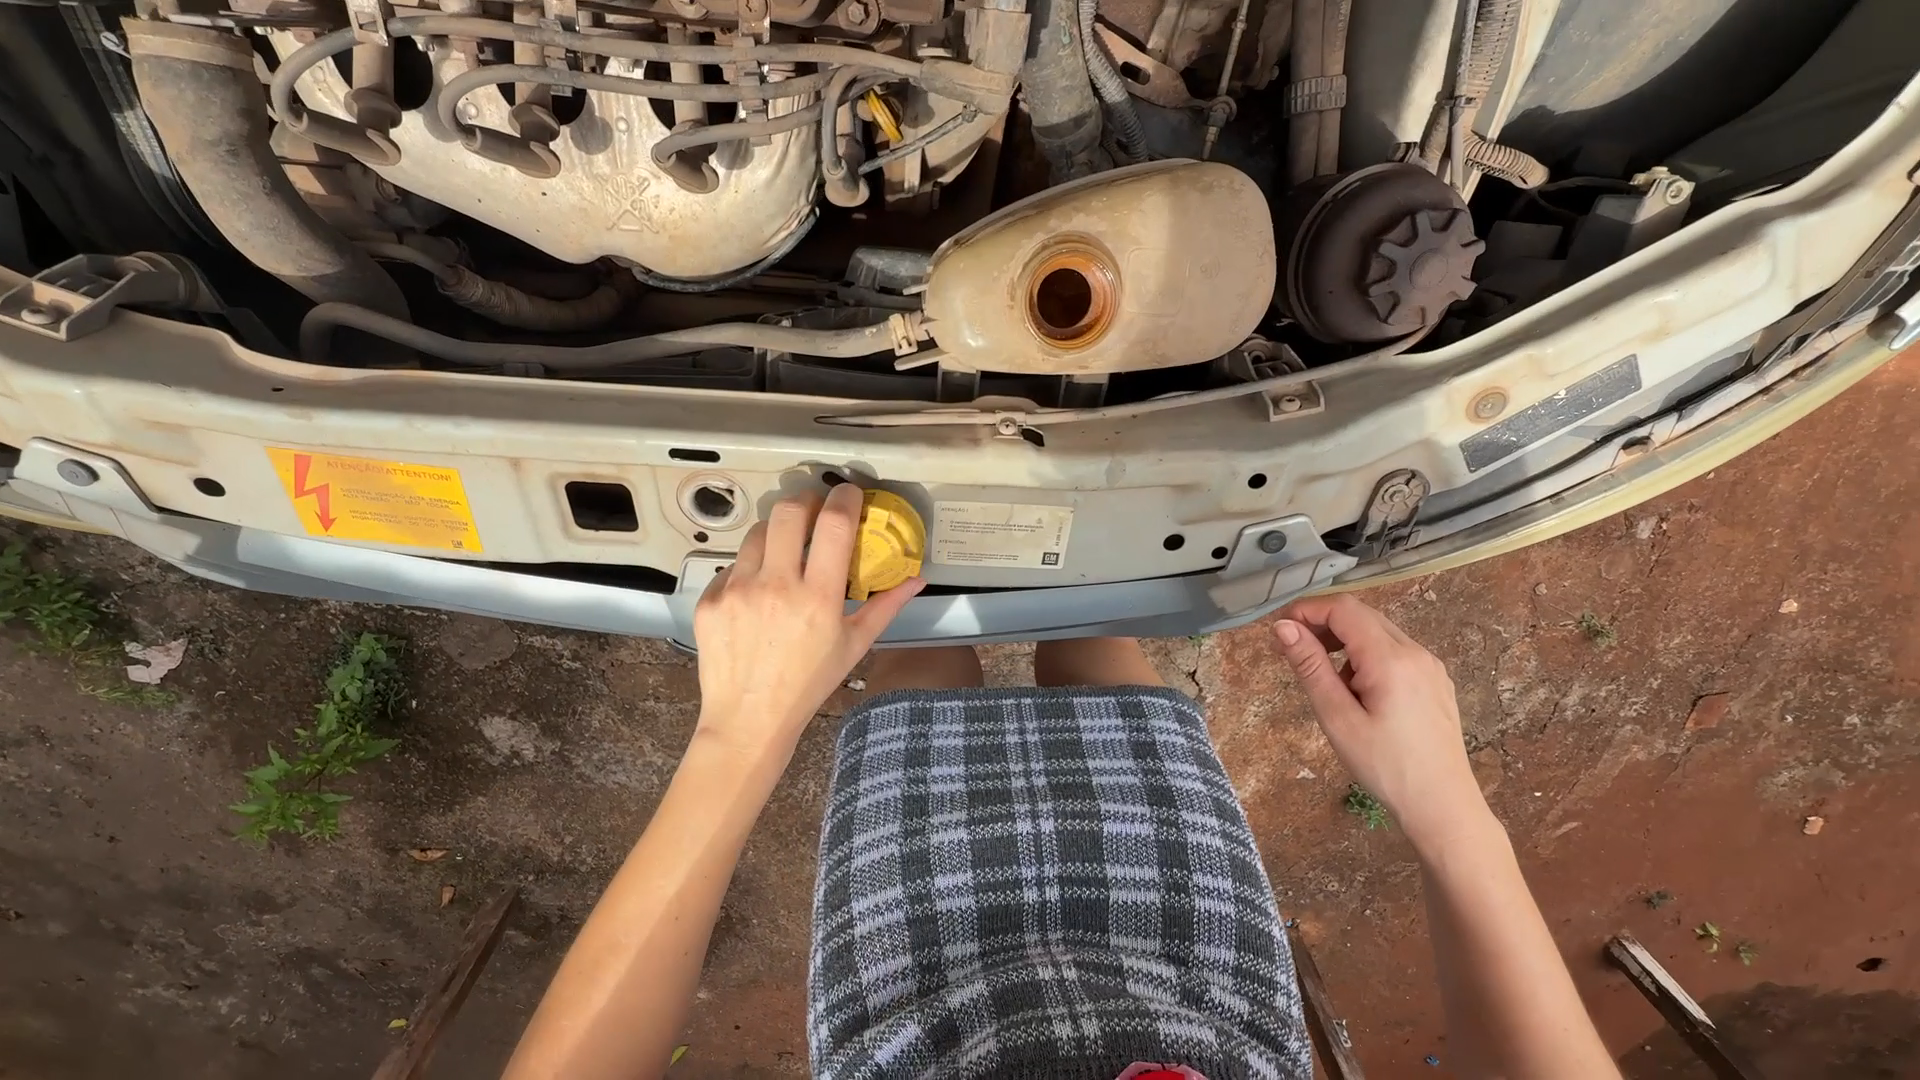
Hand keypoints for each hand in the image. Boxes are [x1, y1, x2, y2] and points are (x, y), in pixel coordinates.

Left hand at [692, 483, 923, 762]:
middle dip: (806, 501)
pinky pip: (732, 565)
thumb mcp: (854, 645)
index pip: (833, 524)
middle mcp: (775, 586)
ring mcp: (737, 591)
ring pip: (758, 532)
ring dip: (777, 532)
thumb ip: (886, 605)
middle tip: (815, 510)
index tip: (848, 493)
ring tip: (786, 550)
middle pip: (789, 511)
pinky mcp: (711, 599)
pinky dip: (750, 568)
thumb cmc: (808, 683)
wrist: (749, 718)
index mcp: (818, 597)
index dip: (844, 498)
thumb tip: (917, 578)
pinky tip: (758, 591)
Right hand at [1271, 594, 1489, 852]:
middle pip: (1362, 615)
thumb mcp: (1337, 717)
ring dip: (1343, 641)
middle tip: (1292, 651)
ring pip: (1378, 632)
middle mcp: (1415, 652)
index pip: (1343, 609)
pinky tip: (1357, 691)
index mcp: (1390, 658)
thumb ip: (1310, 666)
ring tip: (1325, 680)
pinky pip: (1394, 652)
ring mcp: (1430, 666)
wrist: (1443, 806)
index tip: (1279, 630)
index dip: (1307, 610)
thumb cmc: (1384, 765)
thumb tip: (1282, 627)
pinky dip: (1365, 655)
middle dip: (1322, 623)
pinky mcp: (1435, 682)